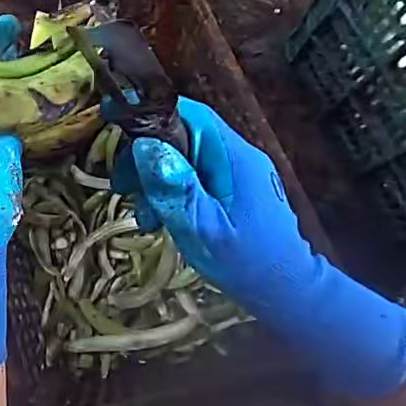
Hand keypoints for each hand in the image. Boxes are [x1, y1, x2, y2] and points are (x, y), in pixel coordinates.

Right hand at [114, 98, 405, 396]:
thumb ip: (174, 188)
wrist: (286, 291)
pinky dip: (170, 189)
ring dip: (155, 177)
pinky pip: (192, 173)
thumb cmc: (245, 262)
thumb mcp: (202, 228)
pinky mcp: (231, 187)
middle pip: (182, 132)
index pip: (190, 114)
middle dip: (147, 154)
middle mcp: (236, 154)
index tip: (118, 129)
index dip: (152, 116)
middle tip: (122, 185)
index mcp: (233, 156)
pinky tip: (158, 218)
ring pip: (183, 154)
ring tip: (142, 213)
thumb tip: (144, 145)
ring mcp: (235, 170)